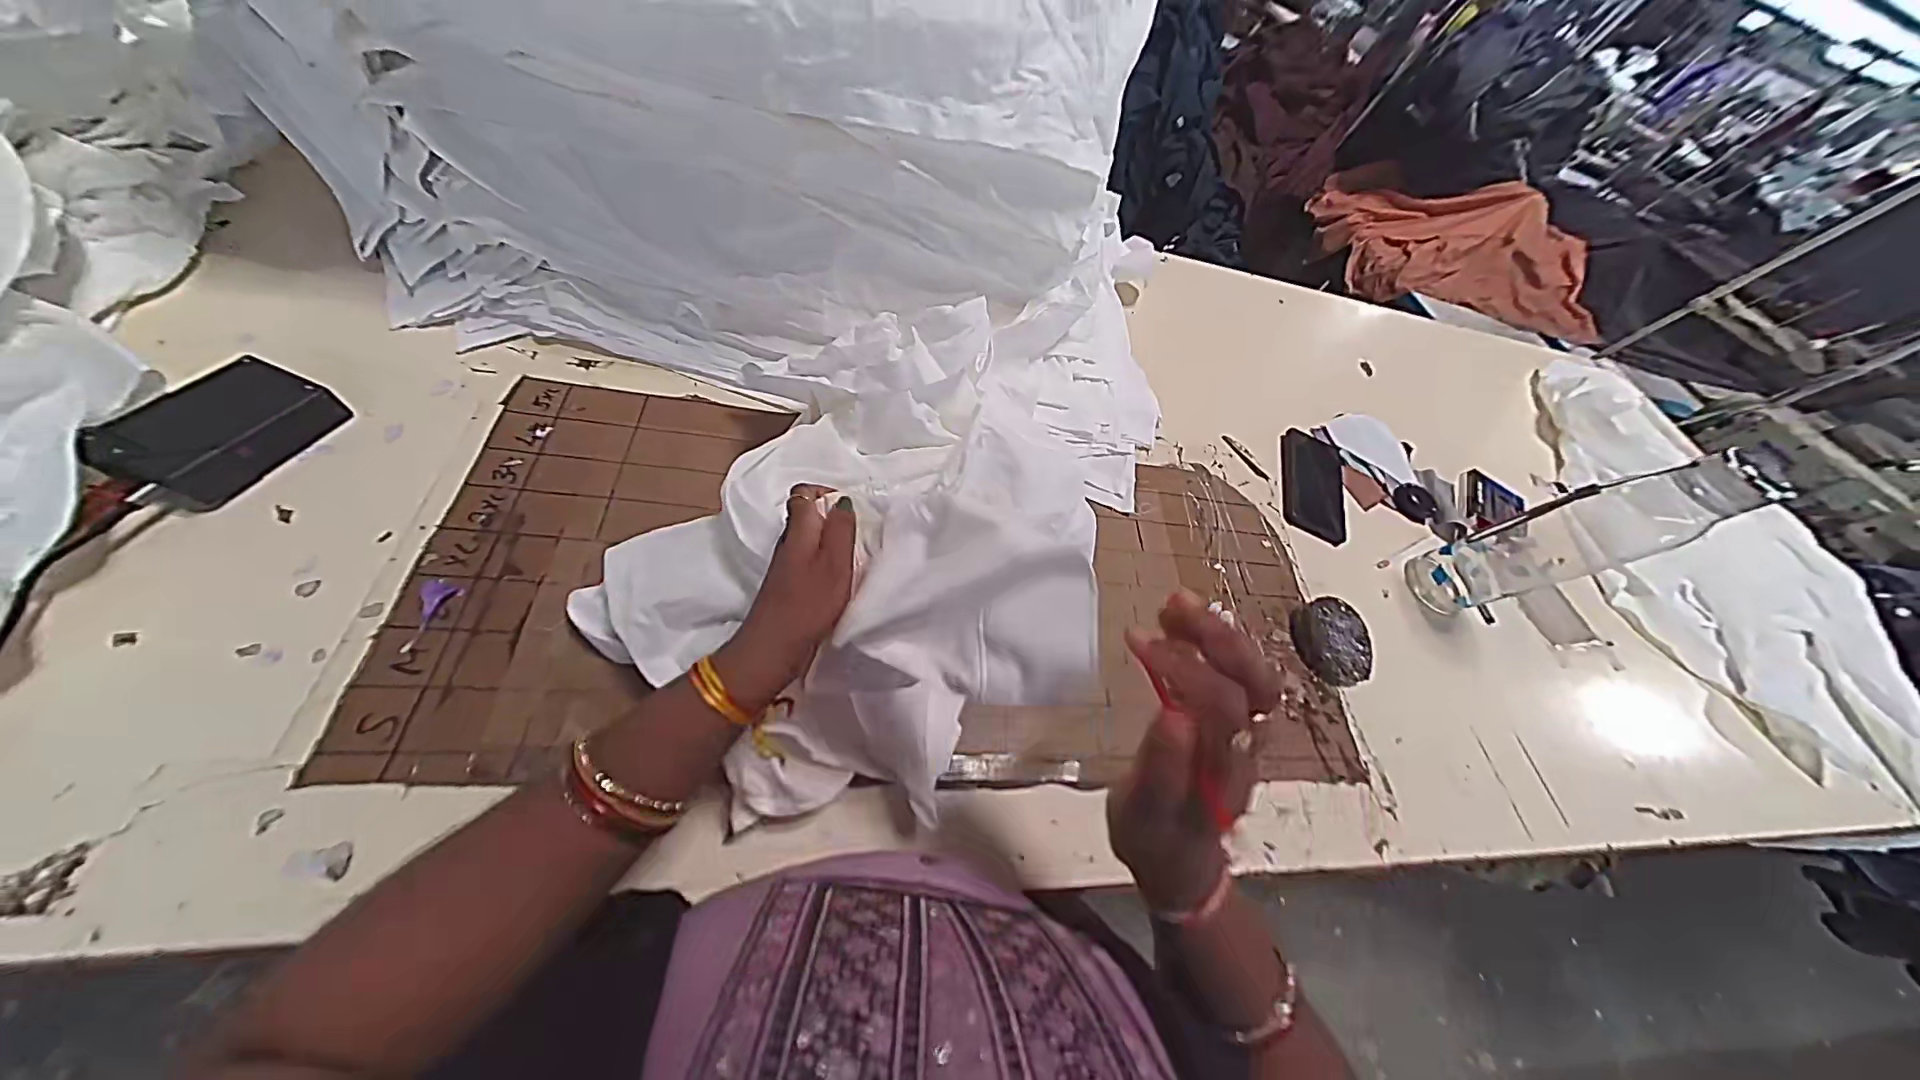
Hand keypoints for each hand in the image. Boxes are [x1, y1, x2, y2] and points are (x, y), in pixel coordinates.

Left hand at [717, 484, 856, 707]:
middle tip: (861, 532)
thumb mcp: (834, 562)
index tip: (852, 508)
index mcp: (798, 530)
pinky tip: (842, 578)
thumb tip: (842, 501)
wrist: (774, 648)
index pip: (804, 493)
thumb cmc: (808, 604)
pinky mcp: (790, 585)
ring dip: (832, 541)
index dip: (827, 492)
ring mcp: (787, 565)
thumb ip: (840, 529)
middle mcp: (788, 543)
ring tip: (856, 554)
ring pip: (810, 539)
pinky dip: (827, 562)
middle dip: (834, 517)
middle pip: (808, 515)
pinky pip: (810, 561)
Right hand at [1108, 590, 1280, 912]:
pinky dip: (1216, 643)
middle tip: (1173, 604)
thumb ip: (1160, 771)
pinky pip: (1241, 675)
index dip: (1185, 666)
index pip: (1223, 703)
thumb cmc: (1157, 839)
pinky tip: (1184, 625)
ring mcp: (1247, 734)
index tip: (1140, 643)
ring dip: (1220, 634)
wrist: (1182, 864)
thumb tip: (1172, 714)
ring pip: (1255, 674)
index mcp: (1225, 768)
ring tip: (1177, 603)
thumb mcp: (1145, 815)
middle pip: (1255, 680)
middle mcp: (1248, 746)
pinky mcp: (1237, 724)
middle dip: (1217, 636)